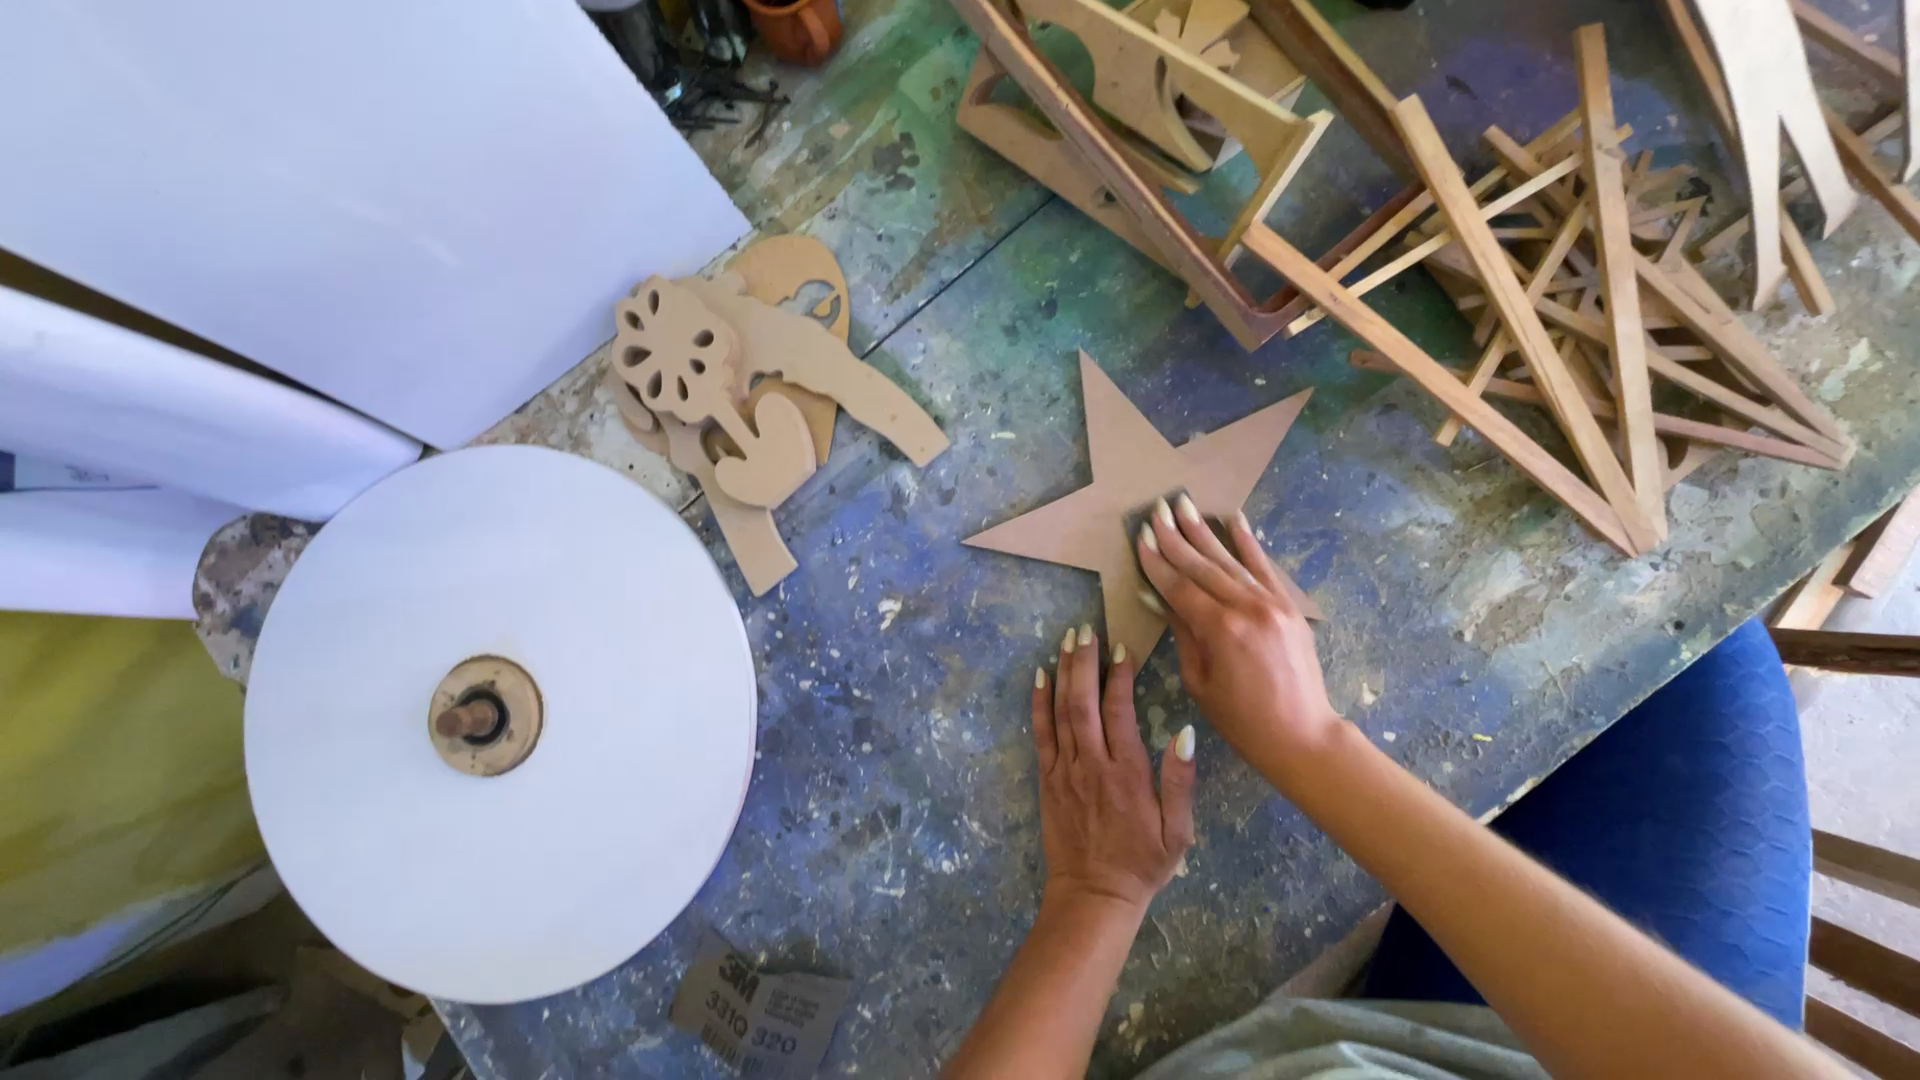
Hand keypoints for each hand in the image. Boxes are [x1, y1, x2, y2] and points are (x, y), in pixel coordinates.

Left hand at [1031, 623, 1195, 911]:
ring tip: (1066, 640)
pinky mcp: (1047, 779)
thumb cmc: (1143, 863)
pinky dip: (1039, 703)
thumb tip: (1186, 732)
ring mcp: (1065, 770)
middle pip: (1084, 701)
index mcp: (1127, 773)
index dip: (1119, 676)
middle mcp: (1092, 764)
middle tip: (1086, 630)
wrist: (1093, 895)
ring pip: (1061, 711)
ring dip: (1063, 672)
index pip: (1120, 711)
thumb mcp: (1178, 831)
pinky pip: (1041, 734)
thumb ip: (1181, 781)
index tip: (1121, 648)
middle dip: (1085, 662)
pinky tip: (1040, 677)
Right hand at [1136, 495, 1343, 764]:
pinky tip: (1235, 519)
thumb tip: (1157, 598)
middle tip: (1157, 509)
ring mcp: (1271, 603)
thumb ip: (1182, 633)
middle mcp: (1246, 607)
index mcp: (1219, 629)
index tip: (1141, 537)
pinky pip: (1264, 567)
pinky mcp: (1288, 606)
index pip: (1179, 586)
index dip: (1157, 562)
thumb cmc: (1241, 719)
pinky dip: (1249, 542)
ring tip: (1184, 505)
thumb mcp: (1199, 681)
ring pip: (1230, 560)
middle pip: (1202, 565)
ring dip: (1204, 531)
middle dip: (1175, 537)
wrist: (1302, 734)